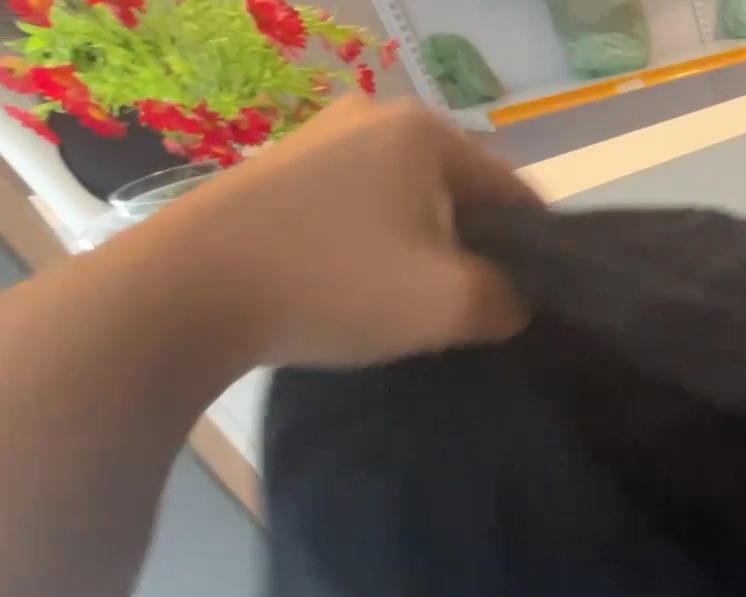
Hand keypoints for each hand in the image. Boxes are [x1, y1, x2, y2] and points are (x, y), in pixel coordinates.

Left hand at [133, 96, 534, 372]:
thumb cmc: (339, 283)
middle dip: (483, 254)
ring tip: (427, 305)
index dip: (540, 256)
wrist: (186, 294)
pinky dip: (387, 251)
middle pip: (468, 201)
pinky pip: (370, 214)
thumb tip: (513, 300)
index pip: (519, 198)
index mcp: (425, 133)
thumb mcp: (461, 304)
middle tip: (481, 308)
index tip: (536, 303)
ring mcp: (322, 141)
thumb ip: (515, 300)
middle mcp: (374, 120)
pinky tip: (375, 290)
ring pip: (419, 210)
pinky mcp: (286, 174)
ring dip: (435, 256)